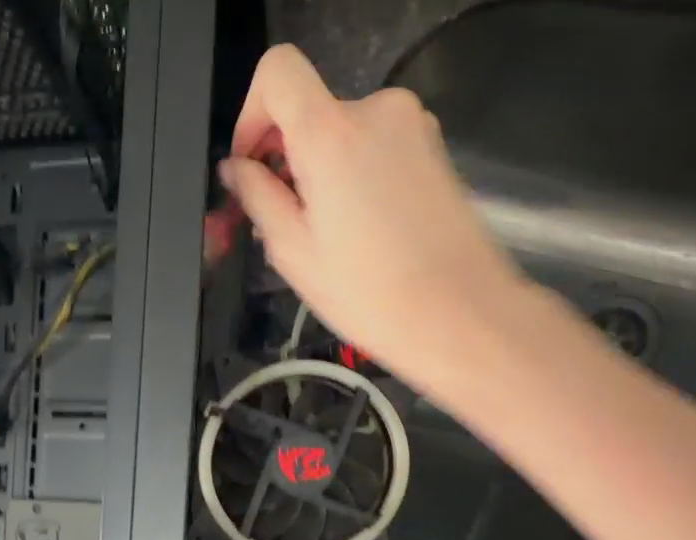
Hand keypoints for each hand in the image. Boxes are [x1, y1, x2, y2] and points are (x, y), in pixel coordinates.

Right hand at [219, 45, 524, 387]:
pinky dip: (351, 173)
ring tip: (321, 232)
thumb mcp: (293, 250)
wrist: (458, 311)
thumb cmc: (369, 291)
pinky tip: (356, 227)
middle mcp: (375, 111)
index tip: (251, 161)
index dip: (251, 112)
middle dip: (285, 155)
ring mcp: (411, 125)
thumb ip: (257, 196)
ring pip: (340, 132)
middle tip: (279, 217)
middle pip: (309, 109)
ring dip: (319, 169)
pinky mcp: (431, 146)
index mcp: (332, 133)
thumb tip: (237, 169)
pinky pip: (372, 145)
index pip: (277, 72)